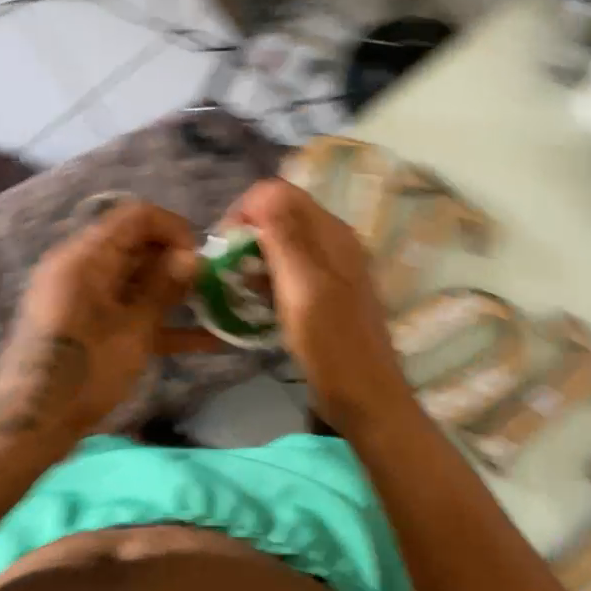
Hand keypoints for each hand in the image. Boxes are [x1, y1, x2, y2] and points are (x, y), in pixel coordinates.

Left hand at [0, 200, 208, 441]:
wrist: (30, 428)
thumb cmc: (84, 371)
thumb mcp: (133, 329)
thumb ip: (163, 288)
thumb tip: (192, 257)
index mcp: (86, 257)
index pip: (136, 216)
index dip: (174, 229)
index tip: (201, 259)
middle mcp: (82, 268)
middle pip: (137, 247)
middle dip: (178, 262)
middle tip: (213, 287)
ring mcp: (83, 299)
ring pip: (136, 281)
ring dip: (174, 294)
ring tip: (217, 309)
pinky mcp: (88, 327)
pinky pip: (128, 311)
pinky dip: (160, 322)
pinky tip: (205, 343)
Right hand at [225, 179, 417, 432]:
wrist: (366, 397)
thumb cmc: (332, 346)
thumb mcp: (304, 288)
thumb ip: (285, 237)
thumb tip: (263, 192)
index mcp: (331, 233)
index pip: (278, 192)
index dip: (246, 210)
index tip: (225, 245)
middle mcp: (333, 241)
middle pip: (281, 212)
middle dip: (248, 231)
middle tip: (227, 268)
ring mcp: (332, 266)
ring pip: (284, 240)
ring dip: (255, 254)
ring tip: (237, 285)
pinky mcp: (326, 290)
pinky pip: (290, 266)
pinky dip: (269, 275)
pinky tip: (257, 300)